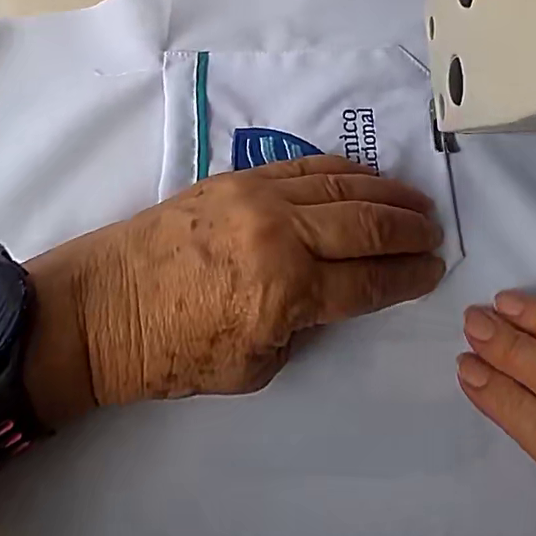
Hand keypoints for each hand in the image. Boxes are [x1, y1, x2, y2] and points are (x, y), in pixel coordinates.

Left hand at [30, 155, 443, 414]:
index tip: (434, 270)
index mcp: (288, 291)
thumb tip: (327, 293)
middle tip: (434, 232)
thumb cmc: (170, 352)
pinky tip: (358, 174)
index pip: (369, 280)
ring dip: (382, 192)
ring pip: (337, 186)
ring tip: (413, 199)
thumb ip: (301, 326)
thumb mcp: (253, 368)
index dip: (408, 276)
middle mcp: (279, 233)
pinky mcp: (232, 179)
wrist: (102, 305)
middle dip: (407, 229)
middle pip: (364, 225)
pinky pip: (298, 167)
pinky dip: (336, 169)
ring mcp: (254, 197)